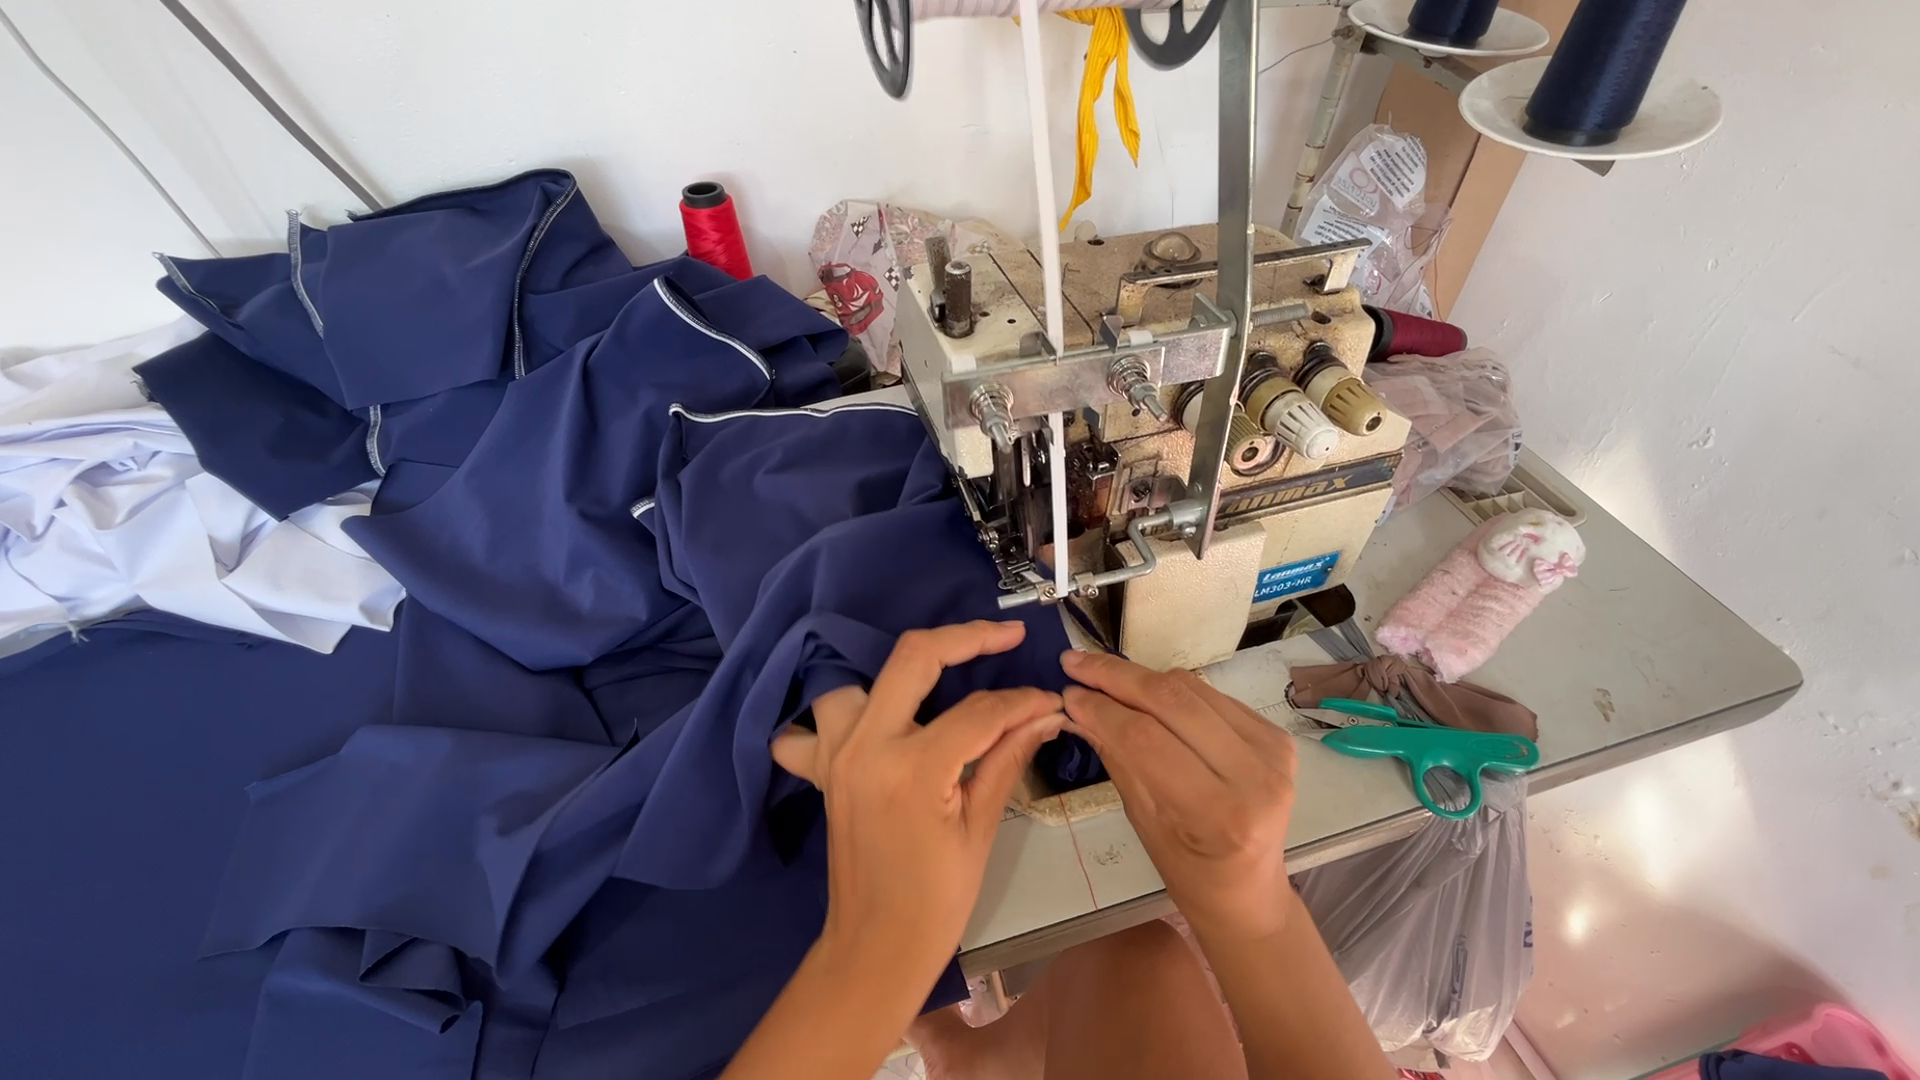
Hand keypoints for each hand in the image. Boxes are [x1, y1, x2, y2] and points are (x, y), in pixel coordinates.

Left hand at [772, 620, 1064, 978]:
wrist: (875, 948)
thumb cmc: (937, 900)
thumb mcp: (980, 827)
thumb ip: (1007, 757)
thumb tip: (1044, 715)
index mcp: (912, 768)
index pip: (980, 711)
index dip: (1022, 701)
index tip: (1048, 700)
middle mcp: (866, 746)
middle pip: (914, 656)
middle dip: (966, 637)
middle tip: (1005, 635)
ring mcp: (836, 752)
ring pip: (858, 677)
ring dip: (898, 668)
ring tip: (940, 672)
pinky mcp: (824, 767)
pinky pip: (813, 724)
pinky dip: (836, 713)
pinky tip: (869, 714)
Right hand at [1059, 649, 1297, 940]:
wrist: (1248, 888)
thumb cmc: (1187, 868)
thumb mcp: (1142, 820)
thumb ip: (1116, 755)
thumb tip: (1078, 704)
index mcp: (1218, 814)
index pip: (1146, 740)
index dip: (1102, 709)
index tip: (1067, 692)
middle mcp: (1254, 776)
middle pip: (1171, 703)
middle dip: (1116, 677)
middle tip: (1075, 663)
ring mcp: (1271, 751)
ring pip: (1191, 689)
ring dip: (1140, 677)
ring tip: (1102, 673)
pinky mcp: (1278, 735)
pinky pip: (1211, 695)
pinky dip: (1172, 689)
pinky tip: (1145, 691)